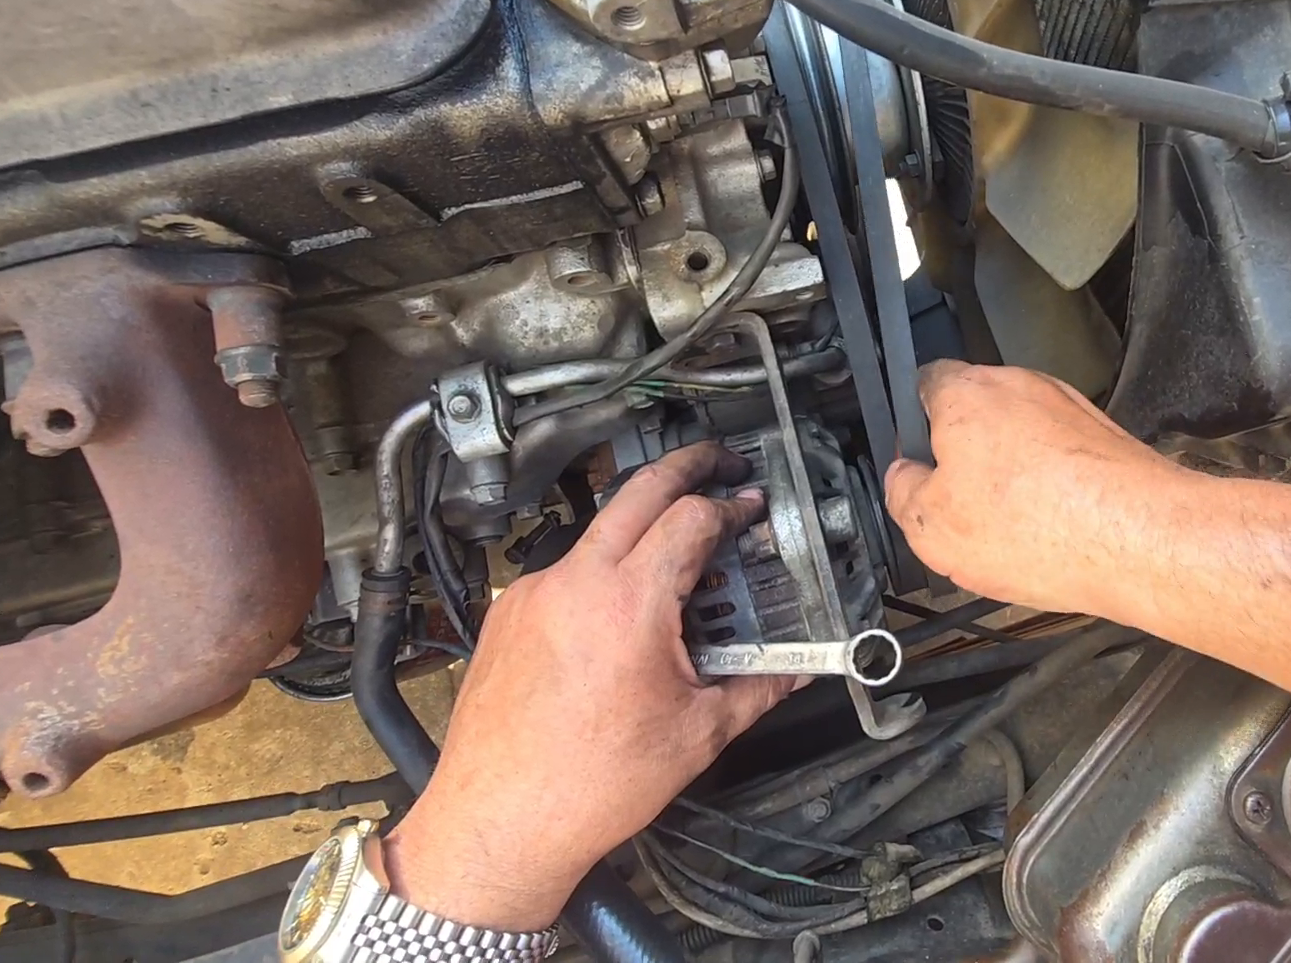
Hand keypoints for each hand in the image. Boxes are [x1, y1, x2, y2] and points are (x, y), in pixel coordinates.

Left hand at [379, 443, 796, 931]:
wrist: (492, 829)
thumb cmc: (586, 787)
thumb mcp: (698, 733)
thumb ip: (760, 687)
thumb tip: (798, 670)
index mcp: (628, 605)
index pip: (690, 518)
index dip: (730, 506)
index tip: (749, 509)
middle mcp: (575, 584)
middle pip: (639, 488)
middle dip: (687, 464)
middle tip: (719, 462)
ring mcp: (535, 592)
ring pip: (602, 523)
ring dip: (646, 516)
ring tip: (682, 542)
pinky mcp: (510, 611)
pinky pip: (570, 563)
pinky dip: (608, 561)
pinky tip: (629, 599)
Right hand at [883, 362, 1190, 616]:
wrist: (1139, 536)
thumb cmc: (1039, 525)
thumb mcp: (931, 526)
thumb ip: (902, 491)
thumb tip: (903, 476)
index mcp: (966, 394)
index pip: (922, 383)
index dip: (911, 425)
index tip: (916, 463)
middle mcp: (1019, 385)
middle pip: (973, 412)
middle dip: (964, 456)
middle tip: (962, 506)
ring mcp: (1066, 406)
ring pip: (1018, 436)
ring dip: (1009, 472)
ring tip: (1014, 527)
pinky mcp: (1101, 434)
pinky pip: (1058, 455)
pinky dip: (1049, 483)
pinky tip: (1051, 526)